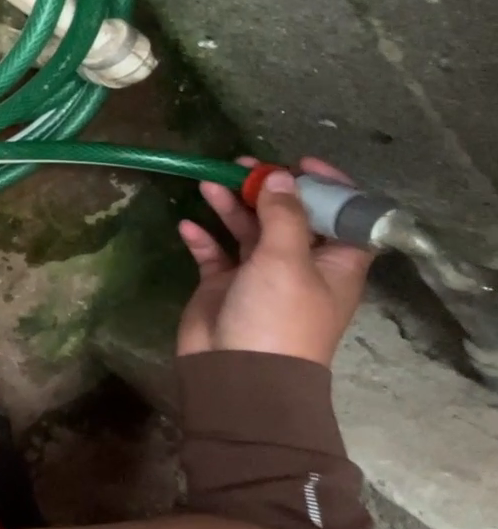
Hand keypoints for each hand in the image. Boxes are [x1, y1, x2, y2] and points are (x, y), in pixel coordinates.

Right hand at [176, 156, 375, 366]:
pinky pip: (213, 252)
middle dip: (266, 190)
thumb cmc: (278, 313)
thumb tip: (282, 176)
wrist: (240, 366)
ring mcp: (258, 274)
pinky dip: (202, 237)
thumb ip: (283, 215)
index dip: (326, 190)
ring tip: (207, 182)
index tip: (298, 162)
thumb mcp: (285, 260)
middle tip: (238, 165)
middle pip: (286, 218)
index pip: (341, 218)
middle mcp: (298, 265)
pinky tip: (187, 225)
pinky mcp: (223, 284)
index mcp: (333, 263)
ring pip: (247, 230)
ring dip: (230, 206)